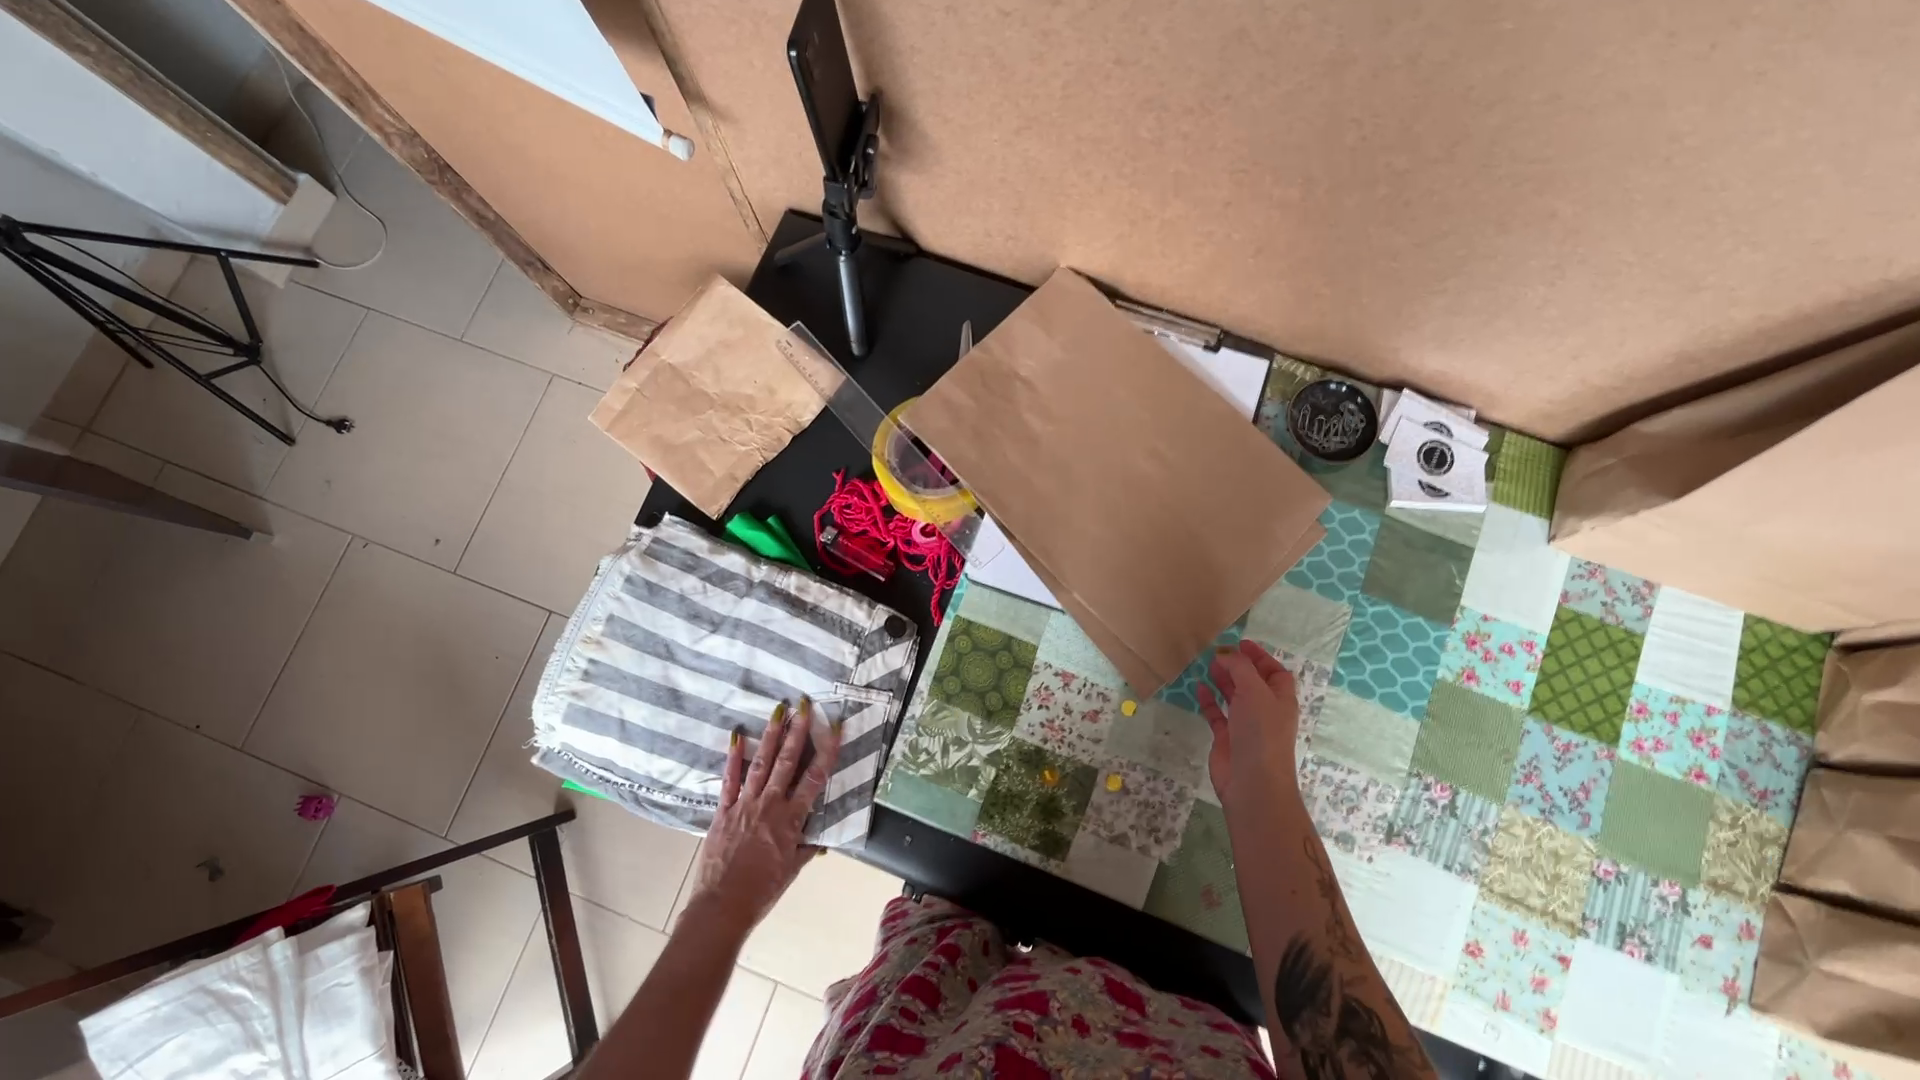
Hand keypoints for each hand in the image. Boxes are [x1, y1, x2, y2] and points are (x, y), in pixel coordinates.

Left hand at [680, 698, 841, 936]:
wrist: (722, 906)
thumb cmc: (762, 891)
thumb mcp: (792, 870)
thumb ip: (806, 849)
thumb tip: (821, 838)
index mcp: (791, 820)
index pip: (814, 779)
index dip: (826, 751)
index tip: (834, 727)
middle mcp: (769, 805)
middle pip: (787, 763)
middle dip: (797, 732)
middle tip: (804, 705)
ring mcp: (744, 805)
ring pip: (761, 764)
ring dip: (771, 736)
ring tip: (778, 712)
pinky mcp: (723, 811)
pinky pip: (729, 780)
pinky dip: (733, 758)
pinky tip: (737, 737)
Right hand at [1195, 640, 1298, 806]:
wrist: (1252, 780)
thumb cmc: (1261, 731)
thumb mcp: (1254, 690)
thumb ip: (1240, 668)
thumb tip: (1225, 653)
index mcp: (1281, 699)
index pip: (1274, 672)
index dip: (1260, 657)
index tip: (1240, 643)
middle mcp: (1265, 711)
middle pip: (1253, 683)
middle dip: (1238, 667)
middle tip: (1218, 652)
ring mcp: (1246, 725)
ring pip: (1234, 697)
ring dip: (1223, 681)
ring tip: (1208, 665)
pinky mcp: (1226, 738)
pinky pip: (1217, 714)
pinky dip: (1209, 700)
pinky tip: (1199, 687)